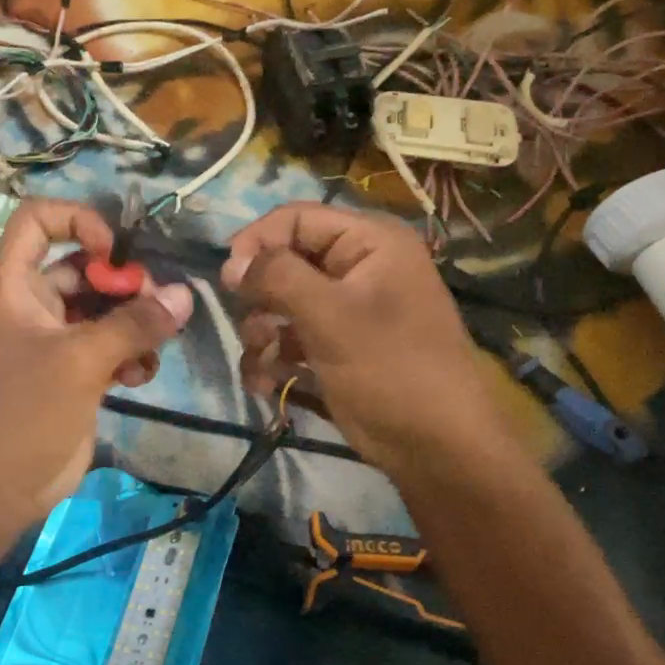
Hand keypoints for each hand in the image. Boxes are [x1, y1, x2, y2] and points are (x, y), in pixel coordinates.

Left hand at [0, 200, 194, 522]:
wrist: (0, 485)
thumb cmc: (26, 410)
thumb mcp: (81, 359)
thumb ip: (135, 324)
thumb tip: (185, 295)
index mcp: (13, 284)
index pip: (38, 220)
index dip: (78, 222)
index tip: (112, 254)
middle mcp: (32, 304)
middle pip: (84, 267)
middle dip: (124, 285)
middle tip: (155, 310)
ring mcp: (53, 340)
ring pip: (103, 310)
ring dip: (135, 323)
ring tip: (153, 349)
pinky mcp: (73, 374)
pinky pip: (110, 346)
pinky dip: (130, 354)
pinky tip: (142, 376)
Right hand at [221, 203, 504, 474]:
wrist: (435, 446)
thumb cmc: (391, 368)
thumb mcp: (331, 315)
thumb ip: (277, 277)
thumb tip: (231, 262)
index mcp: (368, 243)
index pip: (295, 219)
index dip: (257, 242)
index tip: (229, 279)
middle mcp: (355, 269)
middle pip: (281, 264)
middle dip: (259, 299)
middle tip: (256, 330)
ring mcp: (342, 312)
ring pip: (276, 306)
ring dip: (259, 335)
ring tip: (266, 363)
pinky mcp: (331, 349)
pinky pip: (285, 341)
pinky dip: (270, 360)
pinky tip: (265, 384)